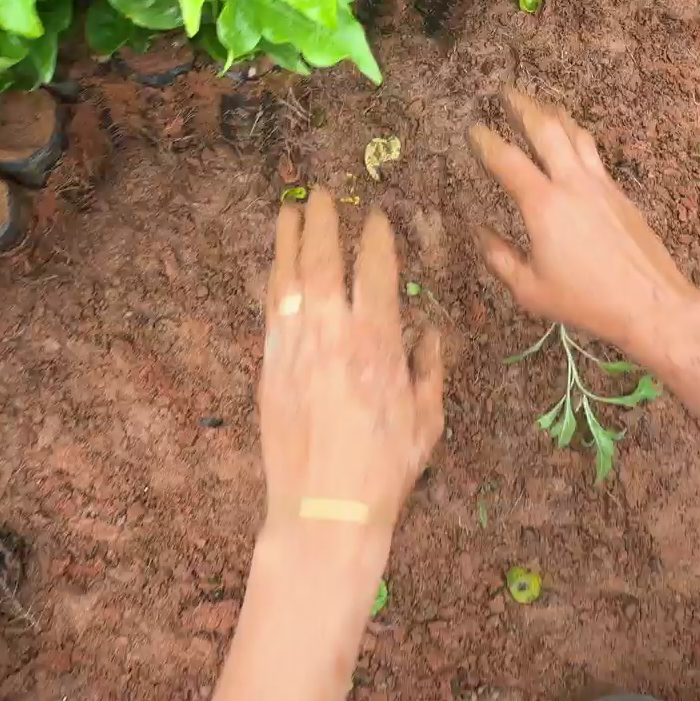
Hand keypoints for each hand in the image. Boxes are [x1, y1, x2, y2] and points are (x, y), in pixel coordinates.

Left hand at [259, 189, 443, 563]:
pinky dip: (272, 280)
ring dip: (289, 239)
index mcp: (379, 344)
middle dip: (324, 221)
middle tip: (321, 193)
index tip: (375, 217)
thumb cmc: (384, 469)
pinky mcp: (270, 365)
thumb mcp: (427, 422)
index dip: (375, 238)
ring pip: (290, 278)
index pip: (376, 272)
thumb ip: (429, 370)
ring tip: (288, 209)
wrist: (324, 508)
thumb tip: (428, 332)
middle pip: (325, 261)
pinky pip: (270, 310)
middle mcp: (334, 334)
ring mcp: (296, 347)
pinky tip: (273, 264)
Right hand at [472, 89, 699, 360]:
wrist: (651, 303)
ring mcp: (601, 185)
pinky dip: (576, 139)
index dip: (486, 141)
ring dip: (555, 115)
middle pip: (547, 129)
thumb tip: (481, 233)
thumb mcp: (530, 290)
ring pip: (577, 134)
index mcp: (544, 206)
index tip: (473, 129)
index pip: (507, 161)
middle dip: (524, 107)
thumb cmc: (585, 301)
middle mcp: (573, 184)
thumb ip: (500, 258)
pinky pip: (594, 154)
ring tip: (541, 106)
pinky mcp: (621, 194)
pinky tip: (572, 145)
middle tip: (507, 93)